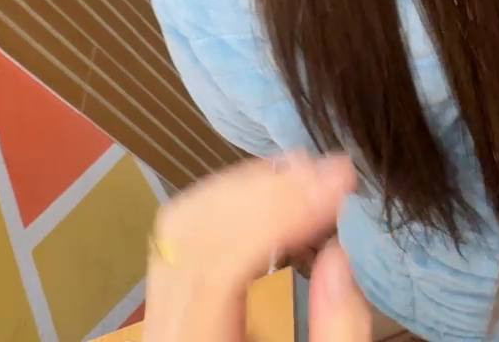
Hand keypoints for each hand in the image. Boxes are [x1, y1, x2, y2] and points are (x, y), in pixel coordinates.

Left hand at [144, 152, 367, 341]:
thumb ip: (338, 334)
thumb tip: (337, 254)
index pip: (218, 266)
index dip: (280, 209)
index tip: (342, 183)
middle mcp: (161, 339)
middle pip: (190, 232)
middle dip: (267, 189)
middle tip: (335, 173)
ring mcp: (156, 328)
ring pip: (183, 225)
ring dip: (253, 188)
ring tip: (315, 176)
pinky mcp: (170, 316)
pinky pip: (190, 238)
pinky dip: (238, 202)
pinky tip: (284, 194)